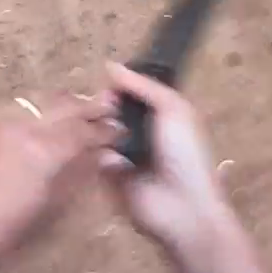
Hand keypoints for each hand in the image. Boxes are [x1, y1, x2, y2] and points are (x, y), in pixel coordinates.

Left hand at [0, 92, 118, 272]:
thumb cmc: (8, 229)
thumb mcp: (52, 206)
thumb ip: (81, 173)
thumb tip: (107, 154)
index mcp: (45, 150)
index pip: (86, 130)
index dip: (107, 130)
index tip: (121, 131)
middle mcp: (24, 127)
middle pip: (66, 105)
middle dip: (90, 107)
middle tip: (108, 111)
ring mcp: (0, 122)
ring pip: (41, 103)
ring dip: (64, 106)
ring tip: (79, 113)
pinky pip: (18, 111)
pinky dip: (37, 114)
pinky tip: (44, 124)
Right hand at [103, 63, 235, 254]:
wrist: (182, 207)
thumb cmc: (185, 154)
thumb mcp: (173, 109)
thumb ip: (143, 85)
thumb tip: (110, 65)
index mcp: (162, 114)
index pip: (132, 92)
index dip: (119, 85)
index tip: (105, 81)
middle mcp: (142, 132)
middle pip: (113, 110)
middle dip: (103, 105)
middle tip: (98, 105)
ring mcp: (124, 154)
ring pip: (100, 131)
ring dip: (96, 126)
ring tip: (92, 126)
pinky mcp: (109, 175)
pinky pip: (93, 156)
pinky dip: (92, 151)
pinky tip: (86, 147)